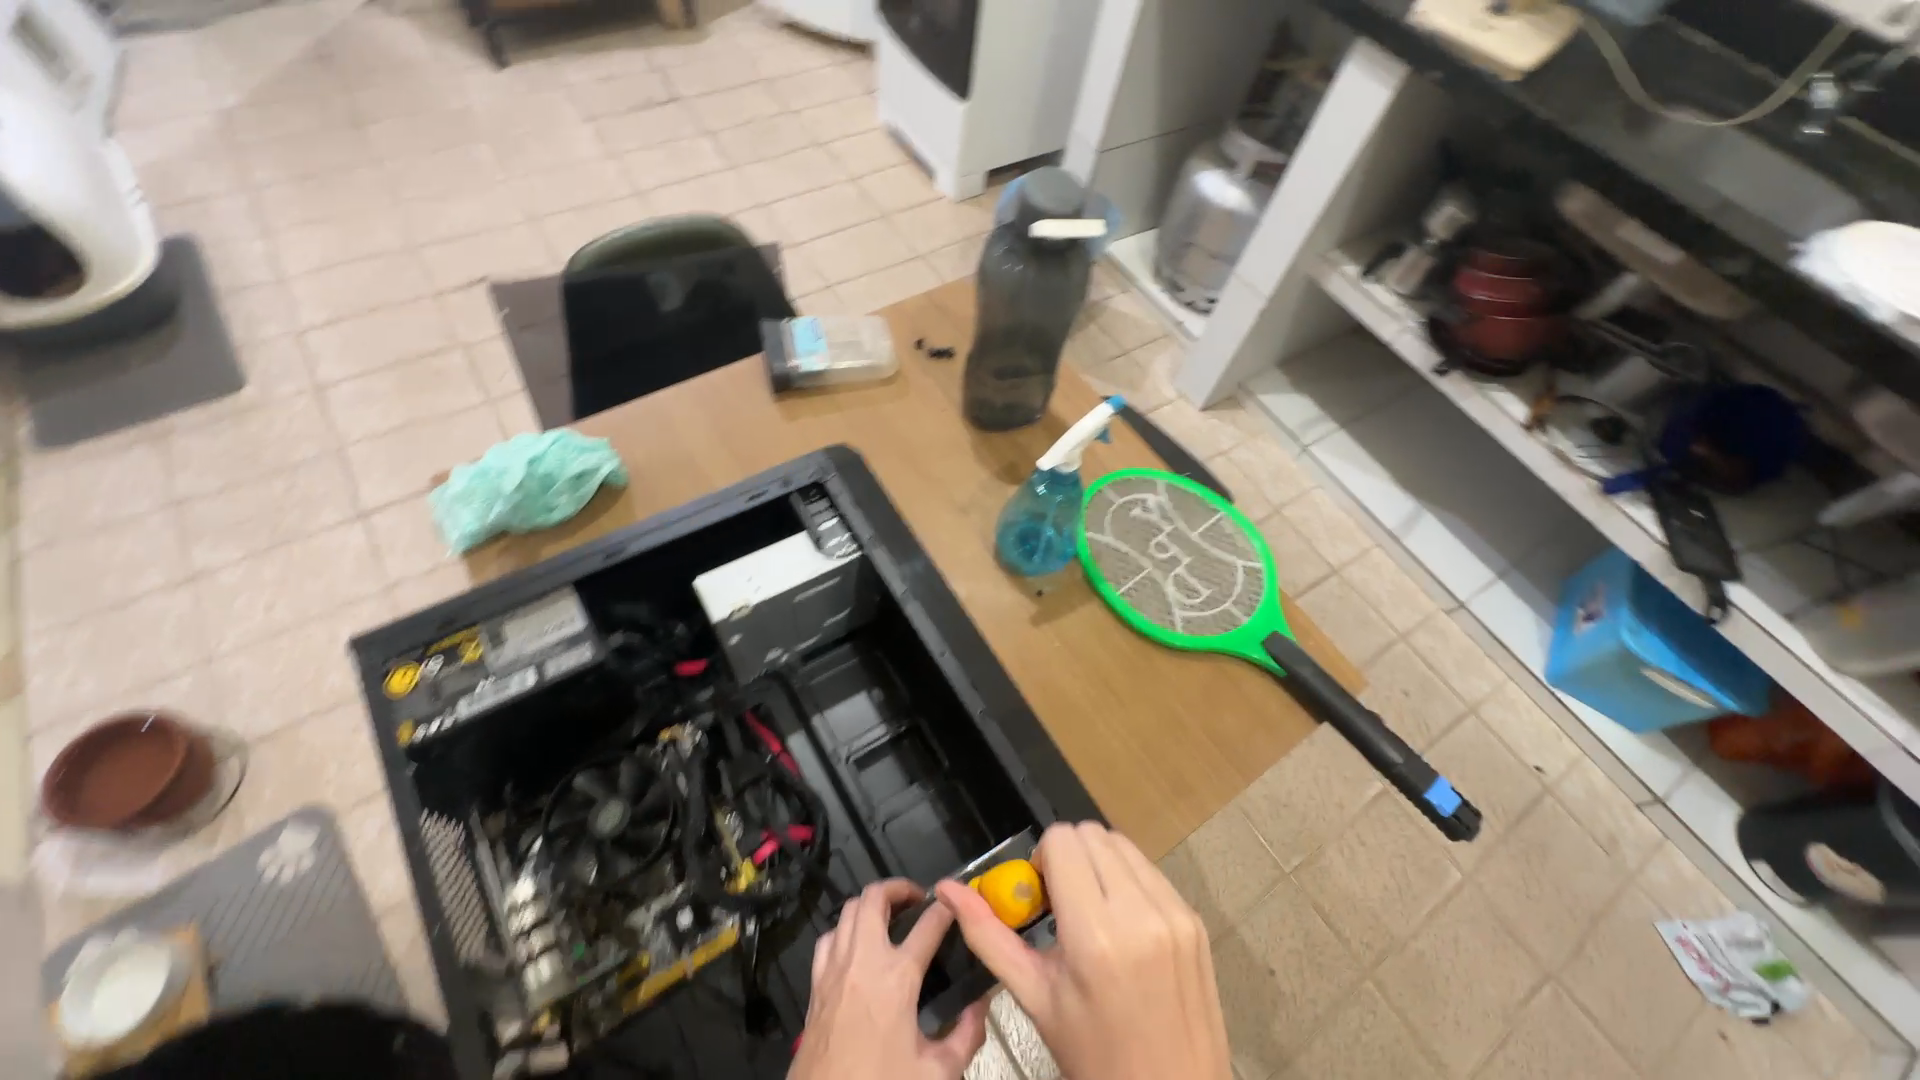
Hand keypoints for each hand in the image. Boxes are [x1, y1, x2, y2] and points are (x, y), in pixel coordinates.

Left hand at [790, 879, 987, 1079]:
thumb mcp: (937, 1072)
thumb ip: (966, 1034)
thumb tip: (982, 1005)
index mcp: (897, 977)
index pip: (928, 924)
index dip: (947, 908)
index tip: (958, 904)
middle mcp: (863, 960)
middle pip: (875, 897)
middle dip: (900, 888)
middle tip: (918, 900)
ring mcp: (834, 968)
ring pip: (848, 911)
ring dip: (871, 904)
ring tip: (890, 915)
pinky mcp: (816, 984)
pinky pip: (828, 938)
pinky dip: (845, 930)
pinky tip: (856, 945)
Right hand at [936, 822, 1231, 1079]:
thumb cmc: (1094, 1053)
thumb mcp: (1035, 998)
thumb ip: (988, 935)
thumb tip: (947, 888)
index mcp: (1095, 934)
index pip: (1063, 841)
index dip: (1041, 859)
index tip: (1039, 896)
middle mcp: (1140, 911)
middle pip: (1092, 834)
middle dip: (1067, 857)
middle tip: (1060, 904)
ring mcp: (1174, 912)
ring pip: (1122, 845)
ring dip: (1097, 864)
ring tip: (1090, 912)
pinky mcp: (1194, 918)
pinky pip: (1150, 870)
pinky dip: (1126, 880)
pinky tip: (1119, 923)